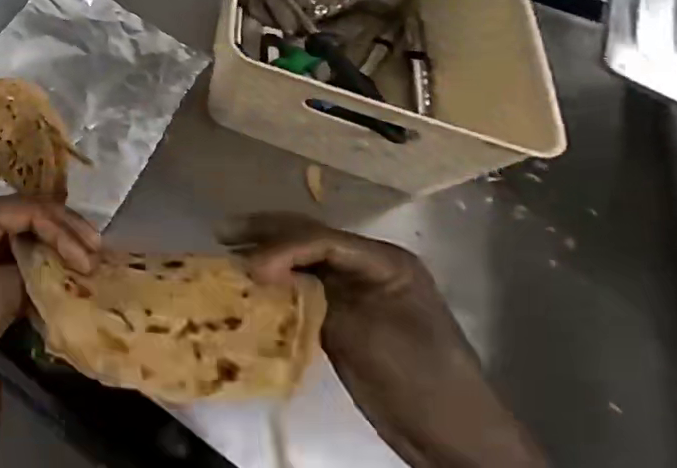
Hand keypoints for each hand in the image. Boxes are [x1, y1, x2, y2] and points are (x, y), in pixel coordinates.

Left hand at [0, 198, 100, 443]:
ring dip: (52, 252)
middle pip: (27, 217)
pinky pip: (13, 261)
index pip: (30, 210)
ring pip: (22, 239)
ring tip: (87, 265)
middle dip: (63, 234)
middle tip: (97, 253)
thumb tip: (67, 269)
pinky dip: (37, 270)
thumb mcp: (0, 294)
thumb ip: (36, 273)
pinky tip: (61, 283)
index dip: (64, 231)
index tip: (92, 259)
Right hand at [246, 216, 547, 467]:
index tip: (250, 266)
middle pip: (308, 236)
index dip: (281, 246)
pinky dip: (274, 281)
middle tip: (222, 234)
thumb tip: (257, 272)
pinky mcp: (342, 314)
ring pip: (301, 257)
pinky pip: (302, 285)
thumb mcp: (363, 333)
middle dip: (264, 234)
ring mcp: (355, 289)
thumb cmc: (417, 378)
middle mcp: (366, 265)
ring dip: (265, 254)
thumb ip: (312, 296)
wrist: (453, 441)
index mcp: (384, 260)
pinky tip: (249, 282)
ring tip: (228, 252)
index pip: (320, 238)